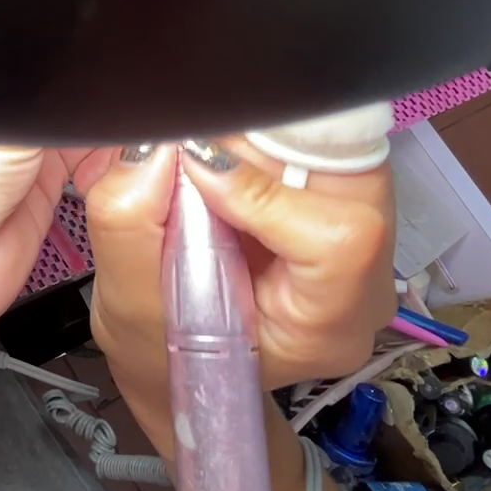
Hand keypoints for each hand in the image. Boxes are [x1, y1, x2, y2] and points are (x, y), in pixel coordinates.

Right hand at [76, 140, 394, 460]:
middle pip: (339, 175)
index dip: (262, 189)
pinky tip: (212, 165)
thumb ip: (128, 223)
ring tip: (194, 165)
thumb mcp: (125, 298)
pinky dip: (250, 140)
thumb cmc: (157, 345)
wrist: (176, 352)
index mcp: (325, 325)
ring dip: (249, 138)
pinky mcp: (335, 202)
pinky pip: (307, 145)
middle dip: (253, 146)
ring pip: (323, 147)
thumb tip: (153, 149)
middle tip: (187, 156)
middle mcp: (365, 279)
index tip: (189, 169)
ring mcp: (357, 235)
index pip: (339, 239)